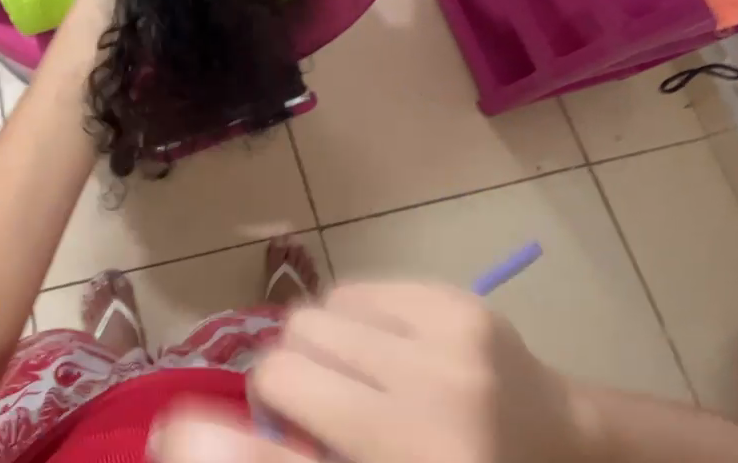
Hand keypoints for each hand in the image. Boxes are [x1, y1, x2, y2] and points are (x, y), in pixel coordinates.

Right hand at [150, 283, 598, 462]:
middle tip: (317, 411)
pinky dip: (352, 320)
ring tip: (363, 378)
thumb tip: (200, 431)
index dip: (216, 445)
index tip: (173, 433)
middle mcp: (431, 422)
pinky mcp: (455, 302)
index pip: (286, 460)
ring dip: (320, 349)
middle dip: (285, 386)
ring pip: (311, 316)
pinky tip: (391, 349)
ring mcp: (448, 351)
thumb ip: (307, 451)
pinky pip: (348, 290)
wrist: (564, 448)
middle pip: (285, 365)